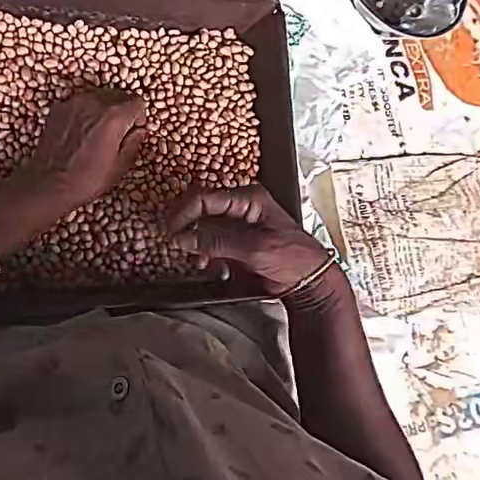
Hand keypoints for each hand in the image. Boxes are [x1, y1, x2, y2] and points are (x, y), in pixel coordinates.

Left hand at [9, 89, 145, 213]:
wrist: (48, 184)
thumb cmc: (85, 179)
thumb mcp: (120, 166)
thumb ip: (134, 142)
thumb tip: (139, 131)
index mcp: (113, 116)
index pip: (137, 102)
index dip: (139, 118)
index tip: (134, 131)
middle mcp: (93, 102)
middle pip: (119, 95)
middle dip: (123, 111)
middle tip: (119, 133)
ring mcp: (73, 103)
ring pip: (99, 96)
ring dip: (104, 109)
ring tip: (99, 133)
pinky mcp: (58, 108)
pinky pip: (80, 102)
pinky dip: (86, 111)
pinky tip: (82, 132)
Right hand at [165, 185, 343, 302]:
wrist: (309, 281)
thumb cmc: (292, 258)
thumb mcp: (255, 249)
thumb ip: (218, 242)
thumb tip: (184, 238)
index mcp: (248, 198)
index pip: (205, 198)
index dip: (183, 213)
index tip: (169, 230)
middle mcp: (240, 206)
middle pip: (200, 209)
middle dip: (185, 226)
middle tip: (171, 242)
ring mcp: (237, 224)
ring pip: (202, 227)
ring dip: (195, 243)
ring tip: (196, 261)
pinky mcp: (236, 241)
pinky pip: (211, 242)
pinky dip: (205, 254)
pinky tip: (209, 266)